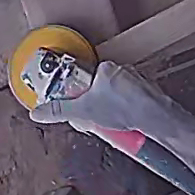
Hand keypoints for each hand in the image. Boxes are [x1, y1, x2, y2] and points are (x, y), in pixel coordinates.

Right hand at [28, 61, 185, 135]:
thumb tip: (38, 112)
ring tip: (113, 124)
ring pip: (116, 96)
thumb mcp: (84, 111)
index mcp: (105, 69)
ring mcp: (136, 82)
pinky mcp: (147, 94)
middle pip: (101, 89)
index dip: (82, 96)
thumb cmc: (125, 109)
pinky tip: (125, 125)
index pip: (86, 80)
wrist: (156, 119)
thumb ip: (59, 111)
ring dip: (113, 111)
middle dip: (98, 106)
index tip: (82, 106)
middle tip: (97, 118)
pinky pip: (130, 102)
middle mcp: (122, 71)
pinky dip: (127, 114)